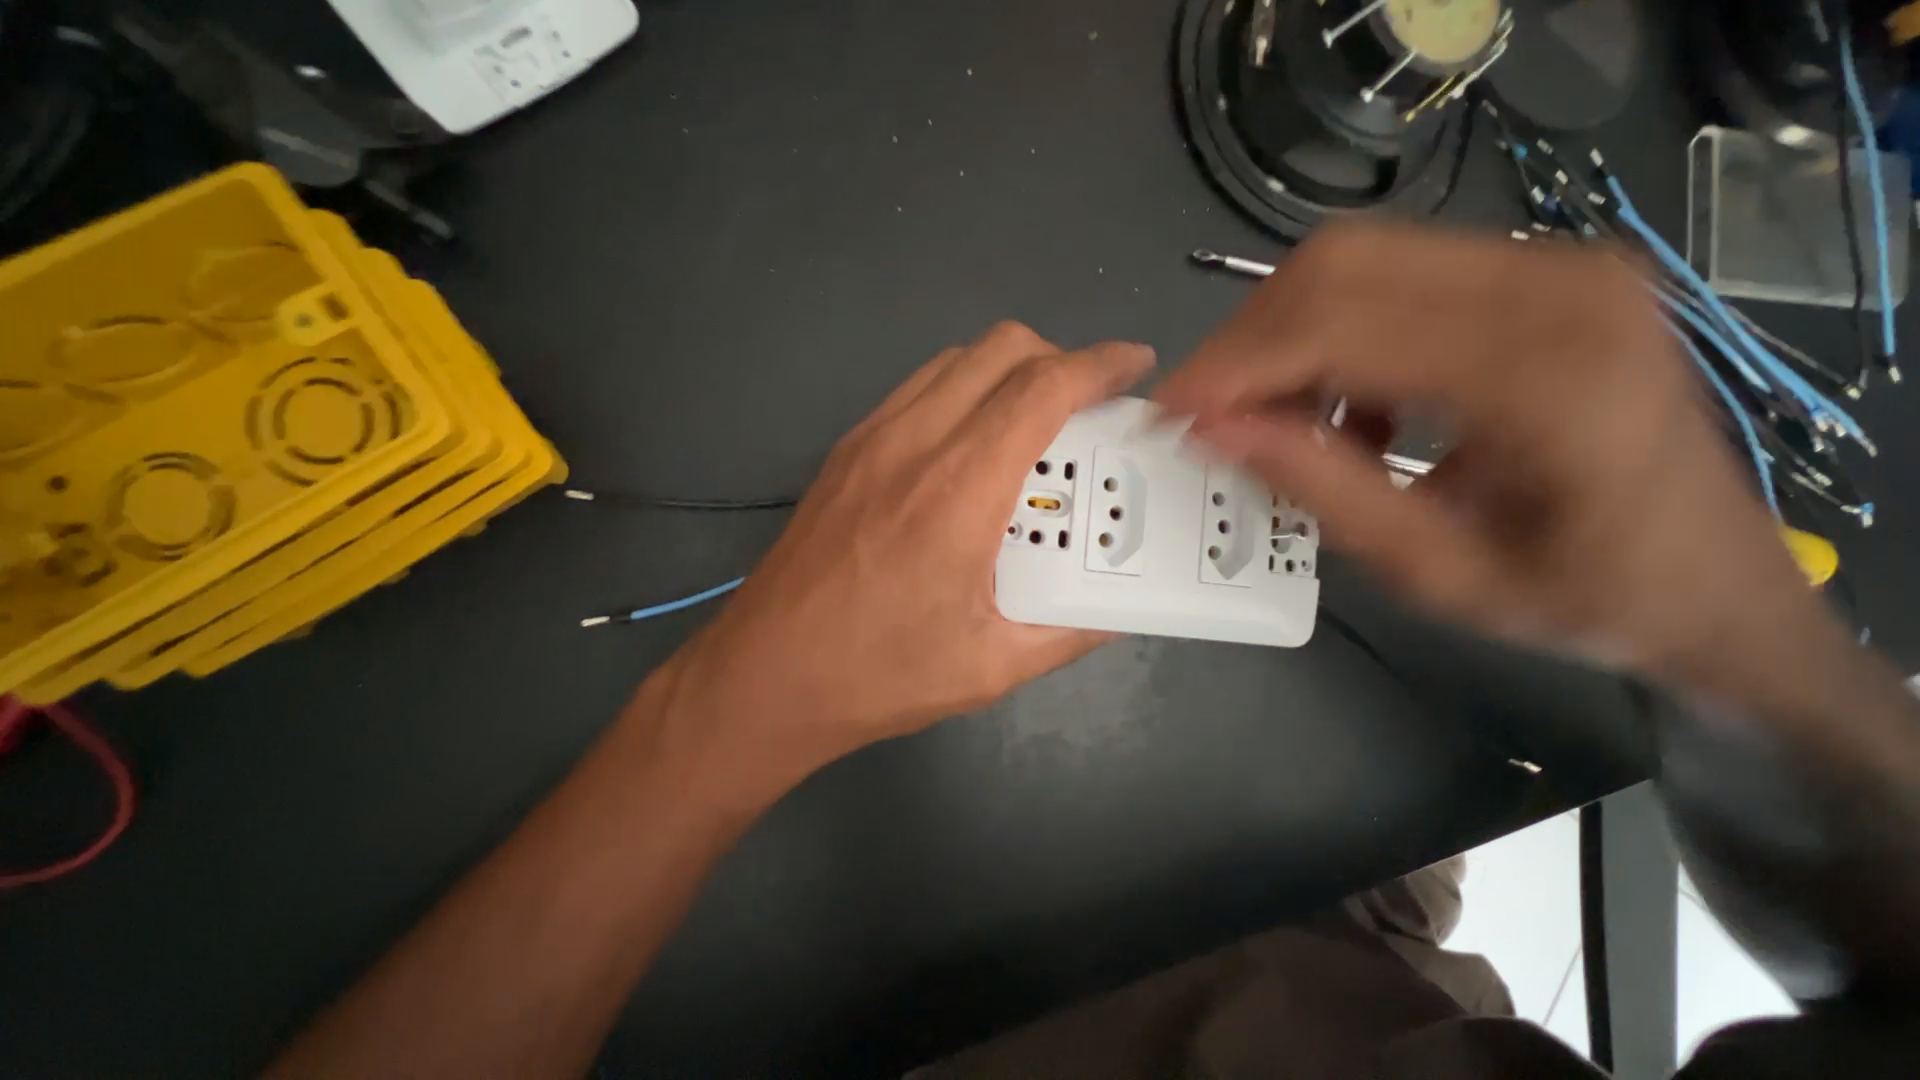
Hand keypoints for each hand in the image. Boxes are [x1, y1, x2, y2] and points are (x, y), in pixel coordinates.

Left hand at [652, 322, 1153, 794]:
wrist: (764, 677)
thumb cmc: (878, 675)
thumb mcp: (991, 666)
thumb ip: (1068, 633)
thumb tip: (1117, 614)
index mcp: (960, 489)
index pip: (1043, 389)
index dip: (1100, 365)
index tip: (1135, 366)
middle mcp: (913, 442)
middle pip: (999, 348)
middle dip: (1058, 357)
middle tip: (1088, 404)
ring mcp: (869, 440)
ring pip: (952, 359)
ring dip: (1005, 370)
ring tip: (1034, 420)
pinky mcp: (843, 453)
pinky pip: (915, 388)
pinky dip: (960, 389)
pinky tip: (970, 446)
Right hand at [1156, 223, 1834, 695]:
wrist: (1716, 583)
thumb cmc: (1582, 596)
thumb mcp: (1435, 571)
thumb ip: (1320, 491)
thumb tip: (1210, 429)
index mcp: (1545, 370)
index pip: (1339, 324)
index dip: (1234, 364)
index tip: (1168, 412)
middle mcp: (1556, 284)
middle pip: (1340, 264)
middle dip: (1247, 339)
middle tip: (1207, 413)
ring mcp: (1555, 265)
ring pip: (1358, 258)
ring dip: (1287, 336)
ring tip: (1278, 420)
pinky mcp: (1541, 272)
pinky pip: (1397, 274)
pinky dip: (1337, 335)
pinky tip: (1351, 408)